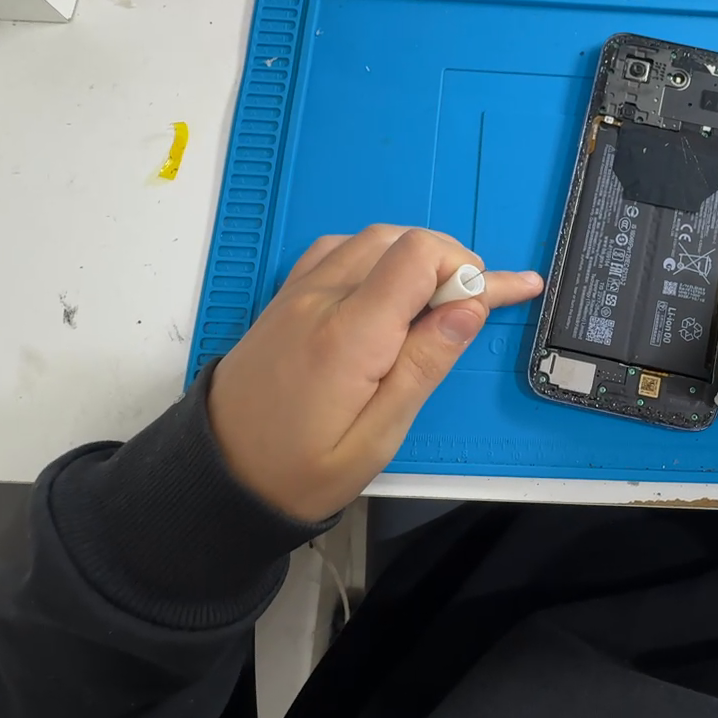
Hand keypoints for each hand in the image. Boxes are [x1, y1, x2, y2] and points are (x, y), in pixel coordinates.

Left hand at [207, 225, 542, 520]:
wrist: (215, 478)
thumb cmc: (300, 471)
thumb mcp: (377, 439)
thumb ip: (425, 366)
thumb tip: (470, 308)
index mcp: (349, 334)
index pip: (419, 257)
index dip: (470, 269)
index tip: (501, 296)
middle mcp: (321, 298)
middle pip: (400, 239)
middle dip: (449, 262)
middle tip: (470, 307)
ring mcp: (298, 292)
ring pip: (371, 239)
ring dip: (414, 255)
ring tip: (436, 298)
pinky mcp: (285, 297)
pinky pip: (338, 250)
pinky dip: (376, 255)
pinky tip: (387, 288)